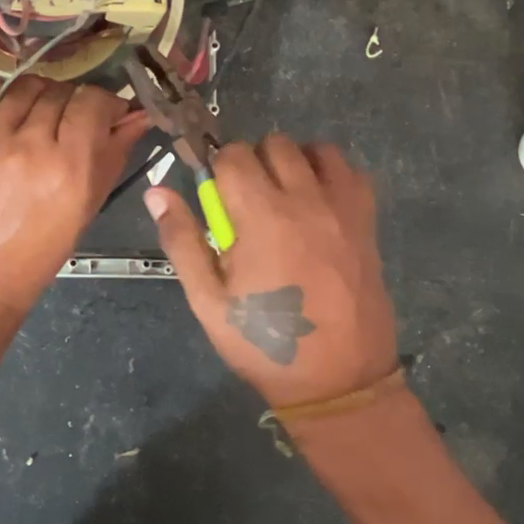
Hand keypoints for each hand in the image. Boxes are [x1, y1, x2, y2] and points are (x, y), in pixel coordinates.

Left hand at [0, 76, 146, 316]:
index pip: (92, 102)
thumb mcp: (87, 208)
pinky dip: (3, 99)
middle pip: (59, 92)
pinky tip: (8, 116)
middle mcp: (29, 147)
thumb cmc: (39, 252)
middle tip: (70, 121)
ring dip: (40, 96)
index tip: (104, 113)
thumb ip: (114, 155)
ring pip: (23, 88)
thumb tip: (136, 116)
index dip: (105, 101)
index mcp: (68, 169)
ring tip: (39, 116)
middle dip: (72, 101)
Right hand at [145, 135, 396, 407]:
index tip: (214, 197)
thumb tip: (156, 193)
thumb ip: (182, 241)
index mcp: (262, 217)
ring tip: (281, 197)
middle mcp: (305, 200)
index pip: (233, 156)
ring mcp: (343, 209)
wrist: (339, 379)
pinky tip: (316, 203)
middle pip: (274, 144)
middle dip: (251, 162)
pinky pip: (351, 172)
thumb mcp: (208, 301)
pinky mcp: (367, 222)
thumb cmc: (265, 342)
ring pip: (316, 149)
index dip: (216, 169)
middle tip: (244, 202)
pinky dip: (330, 174)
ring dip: (292, 162)